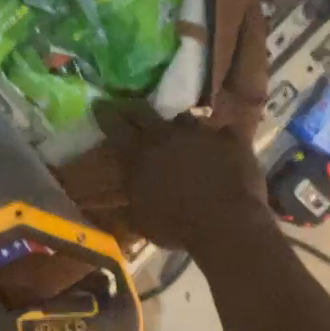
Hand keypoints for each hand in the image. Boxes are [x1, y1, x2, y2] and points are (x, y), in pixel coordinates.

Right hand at [94, 101, 267, 249]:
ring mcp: (200, 133)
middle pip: (144, 111)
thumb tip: (107, 202)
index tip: (99, 104)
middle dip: (134, 109)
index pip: (114, 124)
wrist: (227, 225)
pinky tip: (220, 148)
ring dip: (178, 126)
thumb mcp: (140, 220)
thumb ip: (126, 202)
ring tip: (181, 134)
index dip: (104, 113)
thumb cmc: (176, 226)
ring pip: (184, 119)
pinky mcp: (230, 139)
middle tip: (130, 110)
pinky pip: (222, 132)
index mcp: (138, 153)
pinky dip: (218, 140)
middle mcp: (166, 134)